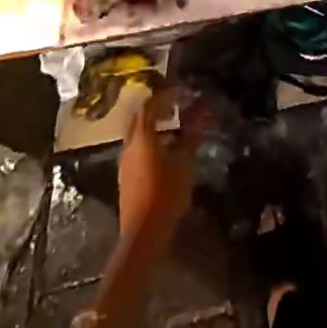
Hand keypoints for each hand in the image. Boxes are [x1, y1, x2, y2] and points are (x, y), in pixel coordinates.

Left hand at [116, 88, 205, 251]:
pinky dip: (146, 141)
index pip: (150, 105)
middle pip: (138, 116)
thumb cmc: (166, 196)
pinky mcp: (124, 176)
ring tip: (170, 128)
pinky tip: (161, 152)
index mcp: (143, 137)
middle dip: (154, 107)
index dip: (165, 96)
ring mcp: (124, 161)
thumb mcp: (184, 165)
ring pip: (134, 133)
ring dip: (150, 125)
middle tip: (173, 107)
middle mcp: (129, 144)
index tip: (181, 93)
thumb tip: (202, 113)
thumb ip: (192, 137)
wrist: (142, 234)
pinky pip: (134, 148)